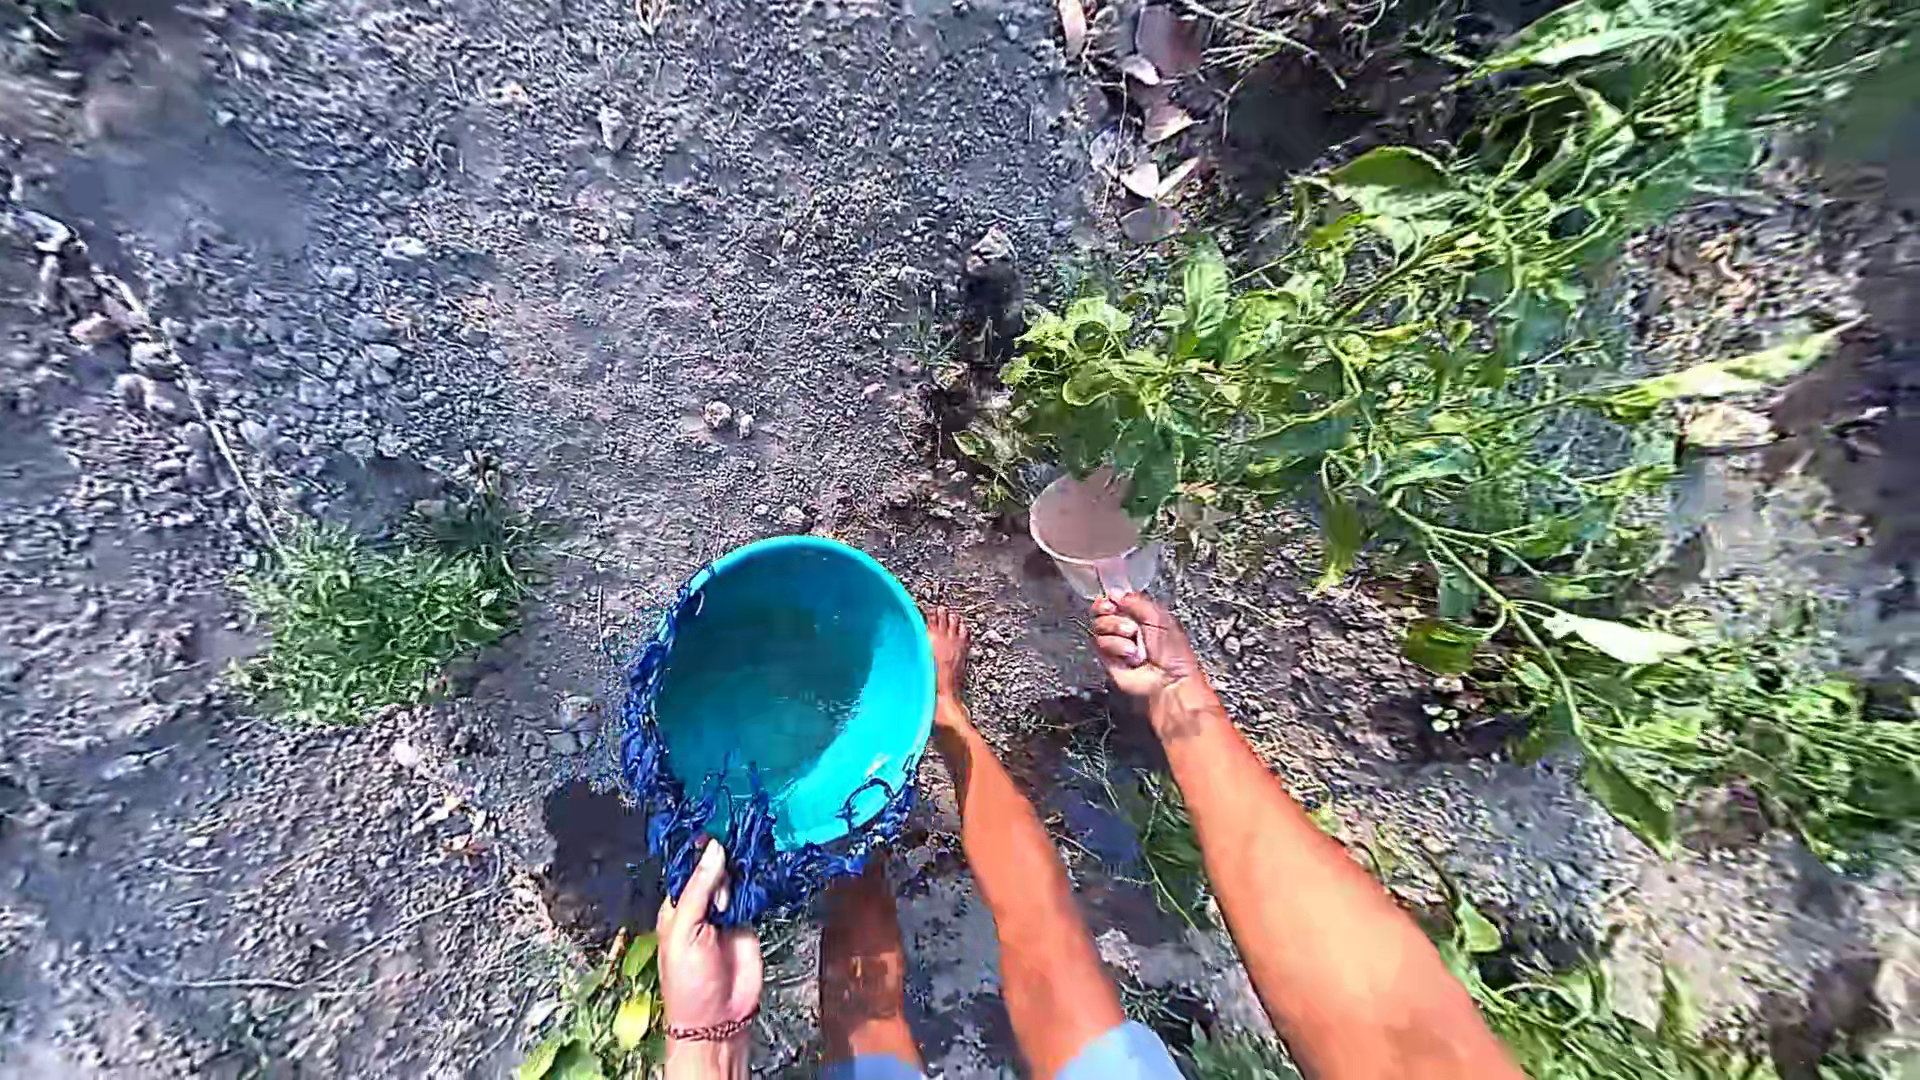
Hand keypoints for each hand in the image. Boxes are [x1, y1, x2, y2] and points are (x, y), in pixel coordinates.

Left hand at [658, 840, 760, 1077]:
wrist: (721, 1017)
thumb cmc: (688, 984)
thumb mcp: (684, 933)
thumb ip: (699, 889)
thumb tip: (713, 848)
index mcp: (677, 906)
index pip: (688, 866)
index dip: (701, 847)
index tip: (716, 823)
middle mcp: (702, 903)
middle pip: (715, 865)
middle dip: (725, 852)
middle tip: (737, 836)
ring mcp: (727, 909)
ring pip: (736, 874)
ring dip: (743, 862)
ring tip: (751, 844)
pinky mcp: (748, 915)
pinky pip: (753, 889)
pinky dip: (759, 877)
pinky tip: (762, 862)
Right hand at [1089, 592, 1200, 700]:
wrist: (1168, 681)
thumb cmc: (1172, 651)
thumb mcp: (1159, 618)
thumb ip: (1136, 601)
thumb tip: (1114, 593)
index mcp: (1139, 615)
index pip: (1114, 600)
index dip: (1109, 600)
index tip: (1111, 603)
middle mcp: (1124, 627)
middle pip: (1101, 611)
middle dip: (1114, 618)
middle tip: (1129, 628)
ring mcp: (1114, 642)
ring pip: (1099, 626)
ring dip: (1118, 634)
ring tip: (1136, 647)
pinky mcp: (1106, 657)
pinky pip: (1100, 643)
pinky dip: (1116, 648)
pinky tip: (1130, 657)